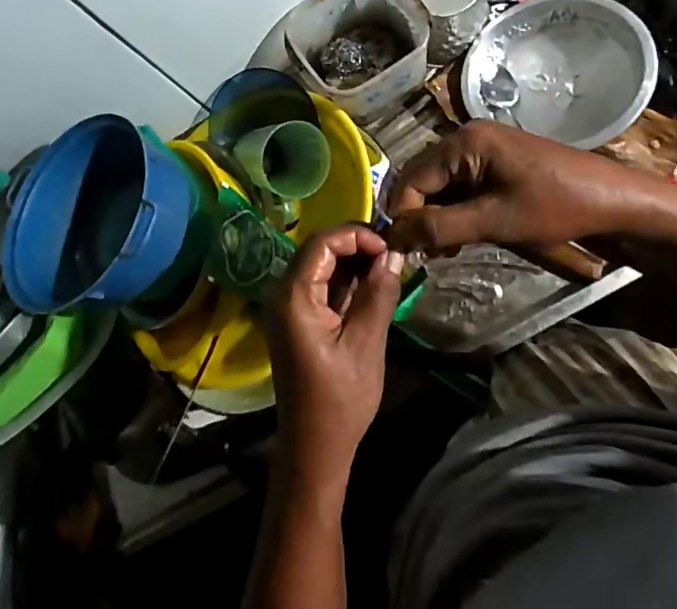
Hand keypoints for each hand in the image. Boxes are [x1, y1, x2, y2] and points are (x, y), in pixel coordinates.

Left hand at [264, 224, 405, 470]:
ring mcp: (285, 304)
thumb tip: (393, 255)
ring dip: (352, 262)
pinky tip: (371, 285)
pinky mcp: (294, 316)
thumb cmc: (340, 397)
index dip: (355, 235)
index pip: (321, 243)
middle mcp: (281, 291)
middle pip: (317, 250)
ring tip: (389, 267)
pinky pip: (317, 285)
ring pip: (319, 266)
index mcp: (292, 294)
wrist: (314, 440)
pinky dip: (343, 281)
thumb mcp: (366, 344)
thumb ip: (377, 295)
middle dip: (355, 245)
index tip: (390, 247)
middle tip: (394, 255)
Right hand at [387, 119, 672, 254]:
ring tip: (444, 249)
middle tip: (426, 252)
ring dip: (437, 216)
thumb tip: (395, 237)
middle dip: (420, 217)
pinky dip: (455, 209)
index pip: (412, 180)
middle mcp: (465, 136)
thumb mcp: (496, 222)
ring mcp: (481, 146)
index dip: (404, 216)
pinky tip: (461, 234)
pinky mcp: (494, 159)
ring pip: (439, 185)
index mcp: (463, 142)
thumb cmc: (560, 208)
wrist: (622, 202)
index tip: (404, 250)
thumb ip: (440, 227)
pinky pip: (459, 184)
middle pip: (422, 180)